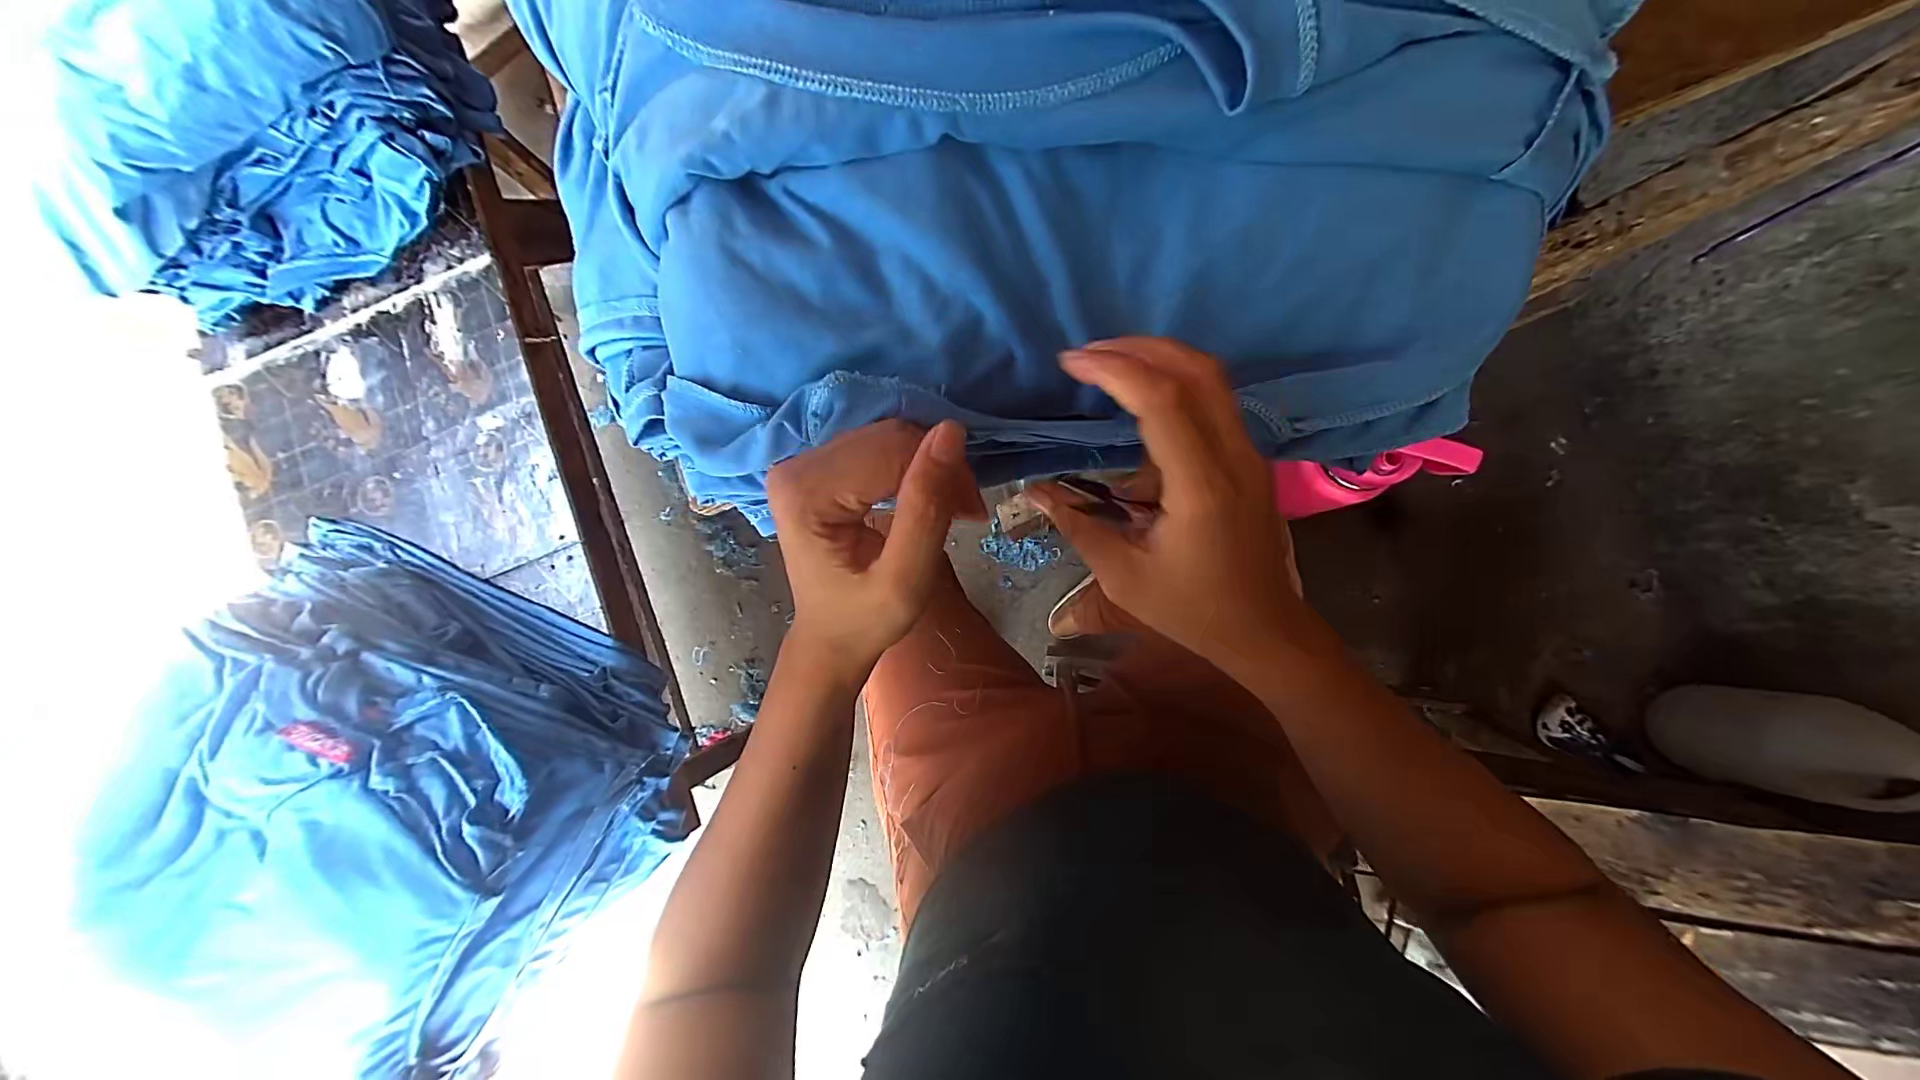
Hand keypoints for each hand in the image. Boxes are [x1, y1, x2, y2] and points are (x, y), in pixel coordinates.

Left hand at [767, 419, 984, 680]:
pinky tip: (925, 497)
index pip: (891, 450)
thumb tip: (950, 431)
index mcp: (806, 493)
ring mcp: (802, 464)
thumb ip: (927, 506)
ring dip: (928, 467)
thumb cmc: (866, 621)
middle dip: (937, 468)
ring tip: (951, 508)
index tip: (972, 511)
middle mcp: (796, 467)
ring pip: (887, 438)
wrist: (830, 639)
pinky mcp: (815, 468)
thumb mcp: (906, 577)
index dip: (942, 470)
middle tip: (966, 510)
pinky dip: (910, 468)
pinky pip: (876, 448)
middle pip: (888, 438)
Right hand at [1026, 338, 1313, 676]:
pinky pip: (1215, 401)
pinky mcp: (1250, 460)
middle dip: (1139, 348)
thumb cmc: (1192, 611)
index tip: (1072, 363)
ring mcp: (1249, 456)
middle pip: (1197, 371)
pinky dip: (1175, 383)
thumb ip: (1078, 524)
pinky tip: (1140, 397)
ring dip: (1160, 359)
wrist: (1266, 630)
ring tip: (1109, 364)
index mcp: (1201, 487)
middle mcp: (1234, 458)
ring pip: (1212, 379)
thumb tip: (1033, 491)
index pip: (1163, 401)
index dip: (1115, 370)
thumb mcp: (1123, 575)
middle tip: (1088, 353)